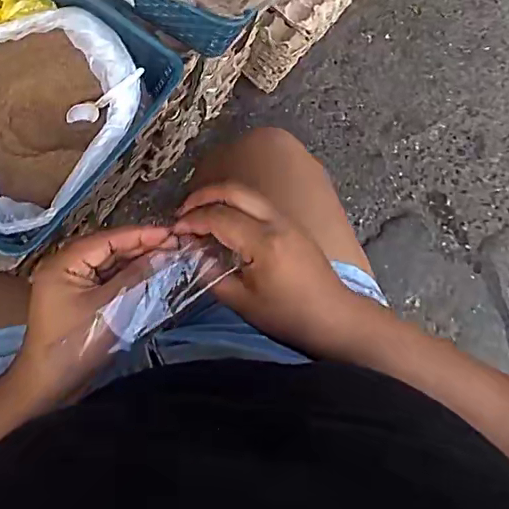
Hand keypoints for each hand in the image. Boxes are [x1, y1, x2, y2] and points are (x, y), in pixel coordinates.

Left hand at [9, 223, 174, 404]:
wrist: (47, 387)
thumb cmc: (74, 345)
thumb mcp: (108, 308)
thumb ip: (135, 277)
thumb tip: (163, 254)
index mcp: (64, 262)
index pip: (107, 239)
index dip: (140, 235)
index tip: (170, 233)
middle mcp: (65, 265)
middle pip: (109, 247)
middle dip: (141, 245)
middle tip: (175, 243)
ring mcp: (72, 280)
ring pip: (110, 262)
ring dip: (137, 259)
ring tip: (168, 254)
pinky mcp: (79, 295)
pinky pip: (107, 277)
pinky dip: (128, 274)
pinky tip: (150, 271)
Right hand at [173, 182, 391, 360]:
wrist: (334, 317)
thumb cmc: (288, 316)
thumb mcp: (243, 303)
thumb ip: (212, 274)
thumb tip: (192, 252)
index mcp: (263, 242)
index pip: (219, 217)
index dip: (192, 220)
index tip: (174, 231)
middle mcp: (276, 221)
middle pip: (234, 190)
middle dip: (203, 195)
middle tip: (182, 212)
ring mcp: (286, 218)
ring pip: (247, 192)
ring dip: (219, 196)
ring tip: (198, 213)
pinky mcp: (291, 223)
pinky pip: (257, 202)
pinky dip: (235, 203)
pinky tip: (223, 220)